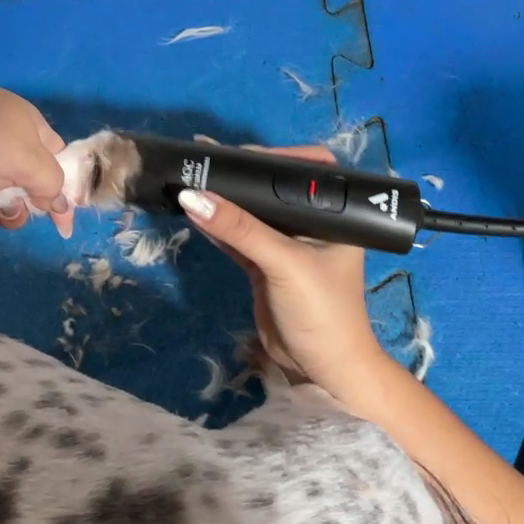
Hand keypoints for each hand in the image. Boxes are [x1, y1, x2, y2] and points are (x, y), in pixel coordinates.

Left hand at [0, 50, 74, 236]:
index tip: (62, 227)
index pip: (58, 166)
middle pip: (24, 189)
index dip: (63, 195)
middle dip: (20, 208)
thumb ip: (51, 184)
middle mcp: (4, 143)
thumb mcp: (29, 160)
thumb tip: (60, 202)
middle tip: (9, 211)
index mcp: (31, 131)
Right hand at [176, 146, 384, 394]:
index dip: (277, 156)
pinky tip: (193, 211)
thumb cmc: (322, 311)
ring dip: (224, 200)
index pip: (308, 168)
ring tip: (190, 178)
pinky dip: (216, 226)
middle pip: (273, 188)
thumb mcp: (284, 264)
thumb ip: (240, 230)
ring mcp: (285, 245)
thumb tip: (191, 197)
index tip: (238, 154)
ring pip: (251, 213)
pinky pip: (237, 237)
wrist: (322, 370)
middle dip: (242, 175)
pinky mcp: (264, 266)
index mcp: (333, 215)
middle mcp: (310, 224)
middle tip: (205, 160)